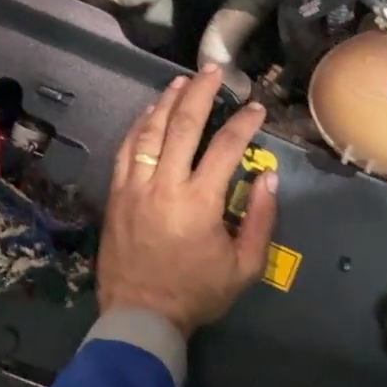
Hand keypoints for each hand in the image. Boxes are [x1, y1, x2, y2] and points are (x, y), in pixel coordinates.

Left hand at [100, 65, 278, 335]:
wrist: (140, 317)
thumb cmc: (197, 294)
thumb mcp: (244, 267)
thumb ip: (261, 220)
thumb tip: (269, 177)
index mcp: (199, 202)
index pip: (226, 147)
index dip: (244, 123)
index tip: (256, 108)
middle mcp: (165, 185)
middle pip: (183, 125)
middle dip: (202, 92)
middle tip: (215, 70)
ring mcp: (135, 187)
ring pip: (150, 131)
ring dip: (167, 101)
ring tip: (182, 80)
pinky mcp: (117, 194)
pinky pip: (126, 150)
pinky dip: (139, 126)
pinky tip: (149, 111)